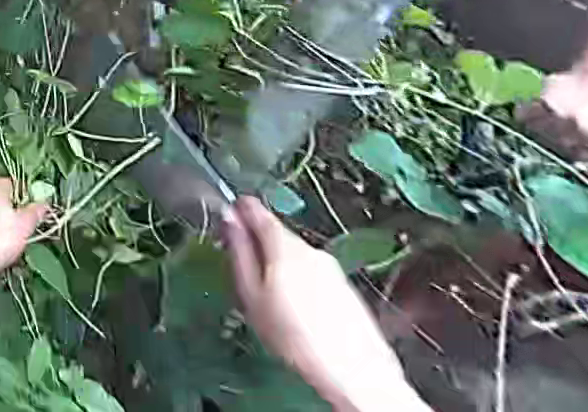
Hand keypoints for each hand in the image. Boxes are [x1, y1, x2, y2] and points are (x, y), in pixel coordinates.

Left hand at [0, 178, 48, 282]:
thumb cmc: (1, 237)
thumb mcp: (25, 224)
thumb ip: (36, 210)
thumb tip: (45, 202)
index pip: (19, 184)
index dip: (32, 198)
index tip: (40, 212)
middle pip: (9, 196)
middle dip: (22, 209)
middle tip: (31, 225)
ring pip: (2, 208)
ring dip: (13, 219)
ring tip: (19, 235)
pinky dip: (1, 225)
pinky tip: (6, 239)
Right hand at [224, 197, 425, 411]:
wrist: (361, 380)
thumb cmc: (293, 334)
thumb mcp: (249, 291)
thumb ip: (237, 248)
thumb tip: (228, 216)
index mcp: (284, 244)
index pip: (253, 207)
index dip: (235, 211)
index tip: (226, 227)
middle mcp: (312, 250)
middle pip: (275, 232)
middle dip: (257, 244)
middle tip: (245, 272)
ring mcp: (334, 271)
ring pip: (294, 254)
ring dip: (278, 264)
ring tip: (271, 296)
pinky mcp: (348, 291)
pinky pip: (313, 273)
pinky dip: (300, 281)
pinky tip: (298, 309)